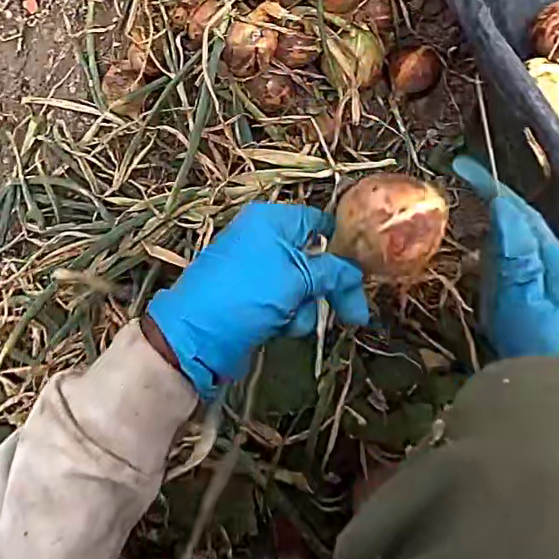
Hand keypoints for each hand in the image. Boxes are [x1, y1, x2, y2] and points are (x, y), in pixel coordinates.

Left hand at [146, 202, 371, 397]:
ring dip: (307, 306)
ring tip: (293, 320)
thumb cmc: (246, 294)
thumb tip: (357, 273)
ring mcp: (258, 268)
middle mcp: (265, 238)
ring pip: (303, 284)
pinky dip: (290, 316)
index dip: (342, 246)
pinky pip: (286, 301)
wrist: (195, 338)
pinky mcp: (253, 296)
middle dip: (330, 287)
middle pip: (315, 257)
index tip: (362, 271)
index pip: (320, 222)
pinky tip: (281, 329)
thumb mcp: (298, 278)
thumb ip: (334, 272)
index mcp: (271, 219)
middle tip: (353, 314)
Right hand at [452, 155, 558, 363]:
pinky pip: (522, 288)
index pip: (525, 216)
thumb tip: (503, 205)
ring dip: (497, 253)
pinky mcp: (554, 326)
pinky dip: (501, 282)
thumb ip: (514, 257)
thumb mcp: (524, 302)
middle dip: (496, 220)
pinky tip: (489, 297)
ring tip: (470, 250)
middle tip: (464, 205)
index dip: (494, 189)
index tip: (462, 167)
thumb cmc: (547, 358)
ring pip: (523, 262)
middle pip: (526, 236)